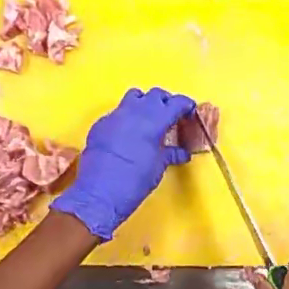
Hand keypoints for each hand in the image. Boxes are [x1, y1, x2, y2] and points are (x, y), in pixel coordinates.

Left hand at [50, 87, 194, 239]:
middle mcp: (135, 111)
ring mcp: (115, 115)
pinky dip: (126, 118)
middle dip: (165, 102)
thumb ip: (170, 154)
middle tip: (170, 115)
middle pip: (155, 95)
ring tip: (148, 120)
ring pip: (133, 97)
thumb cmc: (134, 181)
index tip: (189, 111)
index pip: (176, 102)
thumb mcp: (158, 167)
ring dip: (144, 103)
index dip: (185, 105)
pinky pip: (117, 113)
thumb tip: (181, 153)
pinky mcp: (99, 125)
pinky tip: (127, 135)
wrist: (99, 194)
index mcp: (155, 119)